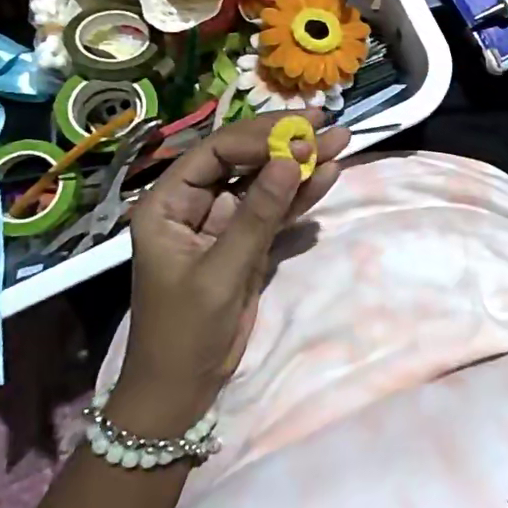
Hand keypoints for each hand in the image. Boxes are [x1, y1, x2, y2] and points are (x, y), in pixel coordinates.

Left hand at [117, 110, 348, 423]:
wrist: (183, 386)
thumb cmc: (185, 330)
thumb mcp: (221, 271)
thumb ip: (257, 215)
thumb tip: (290, 159)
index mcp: (167, 203)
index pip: (214, 153)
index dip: (258, 139)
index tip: (301, 135)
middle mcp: (193, 203)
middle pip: (242, 160)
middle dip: (284, 142)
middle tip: (326, 122)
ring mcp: (223, 222)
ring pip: (264, 182)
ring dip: (300, 164)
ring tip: (341, 140)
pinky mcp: (246, 241)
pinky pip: (275, 210)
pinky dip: (300, 196)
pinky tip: (327, 175)